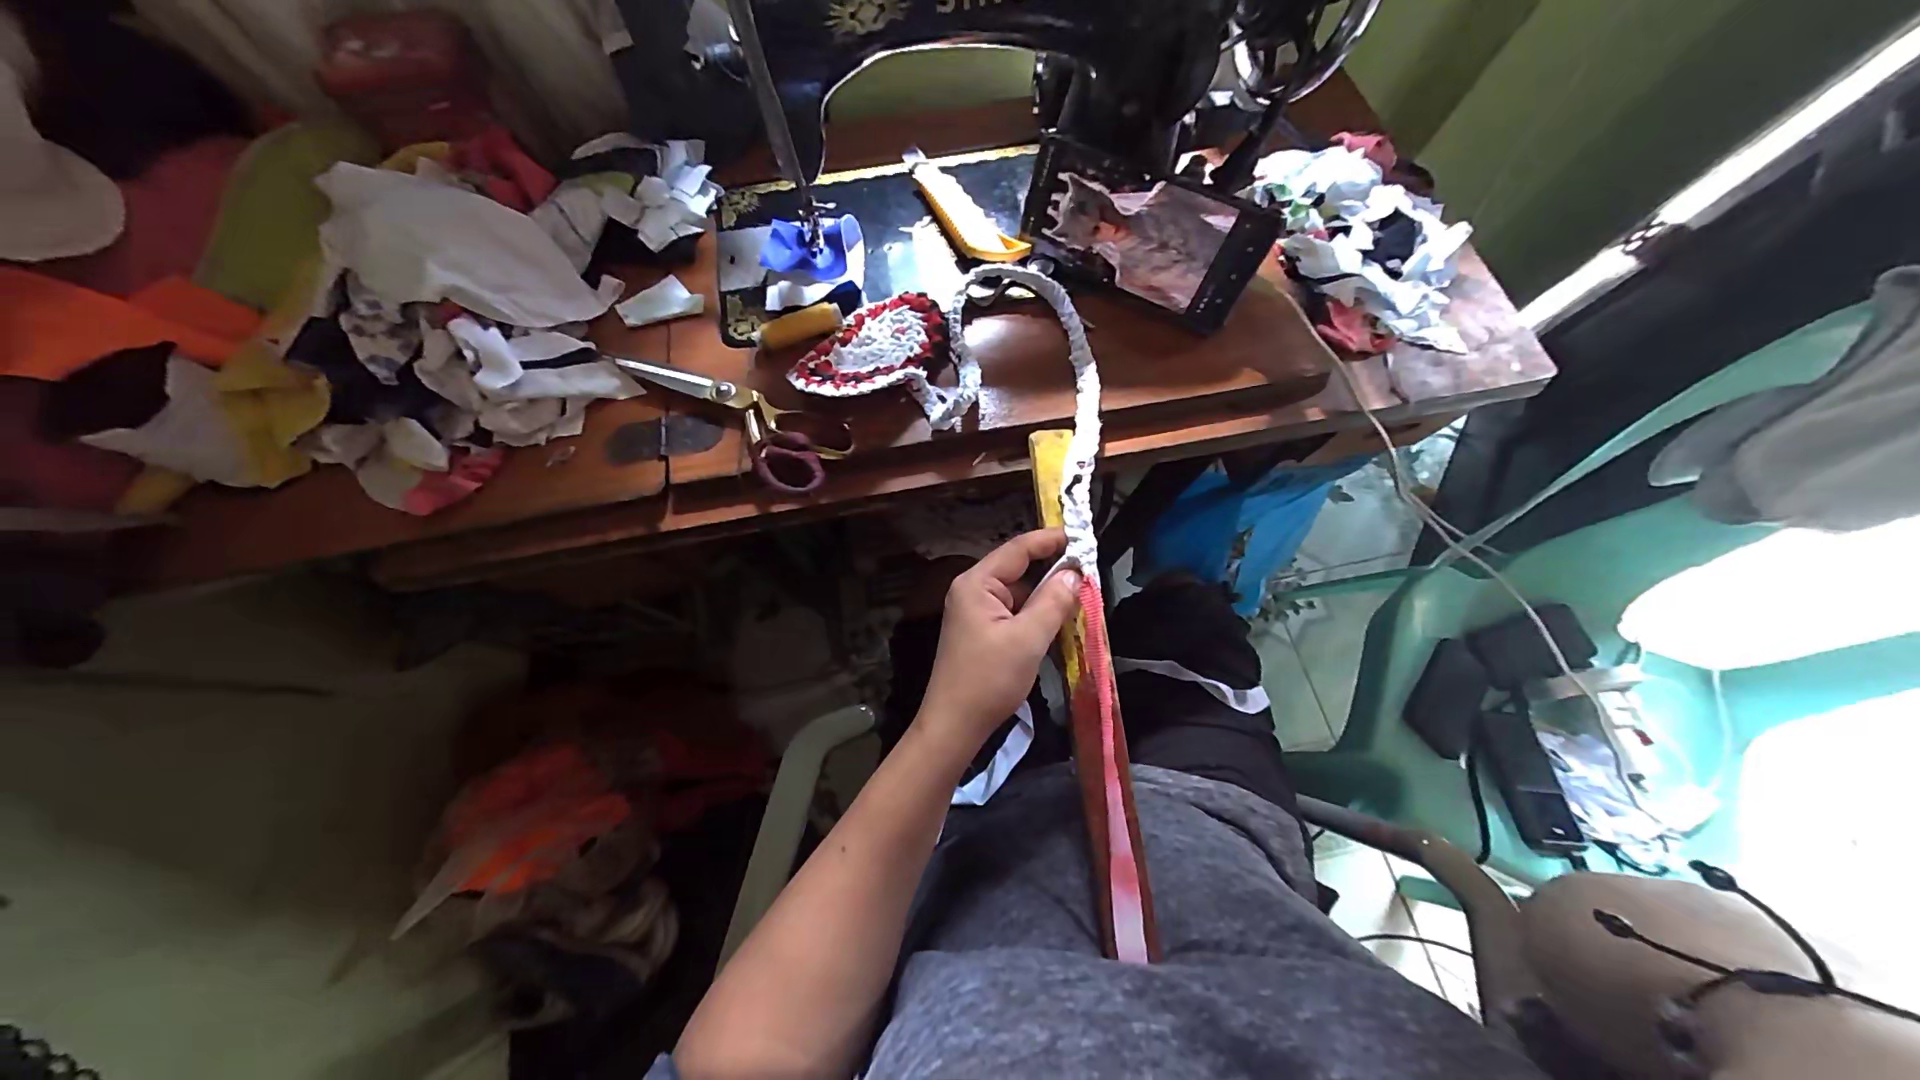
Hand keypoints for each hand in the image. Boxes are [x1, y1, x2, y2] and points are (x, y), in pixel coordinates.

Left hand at [918, 529, 1082, 751]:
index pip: (1018, 549)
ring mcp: (975, 612)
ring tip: (1080, 598)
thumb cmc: (988, 680)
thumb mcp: (1028, 639)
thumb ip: (1054, 602)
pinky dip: (1035, 615)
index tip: (1083, 536)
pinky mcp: (981, 631)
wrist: (954, 725)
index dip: (1051, 539)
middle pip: (1018, 569)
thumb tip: (1076, 574)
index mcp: (976, 584)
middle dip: (1053, 571)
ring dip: (1046, 596)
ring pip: (1019, 593)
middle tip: (1090, 572)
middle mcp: (972, 590)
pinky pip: (1014, 612)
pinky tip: (1057, 622)